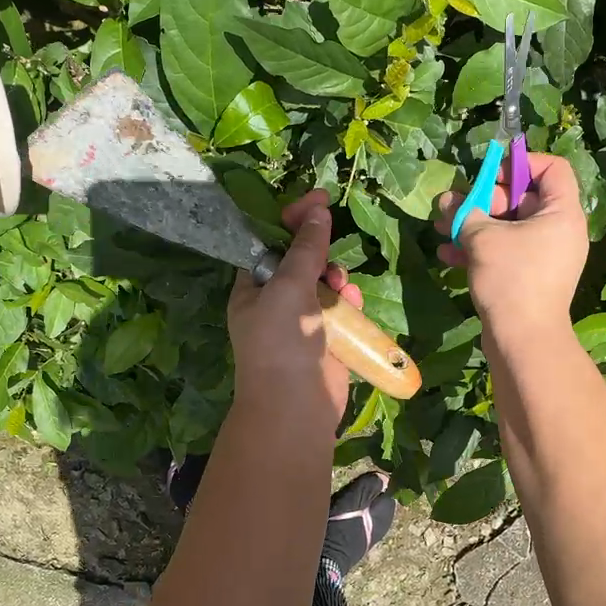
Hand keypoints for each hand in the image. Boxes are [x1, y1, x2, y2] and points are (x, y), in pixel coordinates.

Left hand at [227, 189, 359, 426]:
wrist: (295, 406)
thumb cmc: (282, 342)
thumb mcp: (288, 287)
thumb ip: (305, 249)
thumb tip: (319, 211)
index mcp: (253, 288)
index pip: (270, 242)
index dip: (293, 220)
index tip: (319, 200)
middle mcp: (275, 304)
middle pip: (301, 262)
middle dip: (319, 254)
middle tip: (329, 259)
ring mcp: (302, 325)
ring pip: (324, 287)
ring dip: (335, 280)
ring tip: (341, 286)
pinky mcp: (327, 342)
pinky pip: (340, 313)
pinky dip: (347, 304)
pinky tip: (352, 302)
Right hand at [434, 153, 587, 339]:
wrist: (524, 342)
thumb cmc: (512, 280)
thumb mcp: (483, 239)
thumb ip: (465, 214)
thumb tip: (448, 201)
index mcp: (562, 213)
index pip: (553, 169)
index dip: (521, 163)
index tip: (491, 172)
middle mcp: (560, 232)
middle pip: (524, 199)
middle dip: (485, 200)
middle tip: (457, 206)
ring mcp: (546, 258)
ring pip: (509, 229)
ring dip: (475, 226)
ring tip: (442, 228)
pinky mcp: (531, 280)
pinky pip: (507, 254)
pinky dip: (481, 251)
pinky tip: (448, 255)